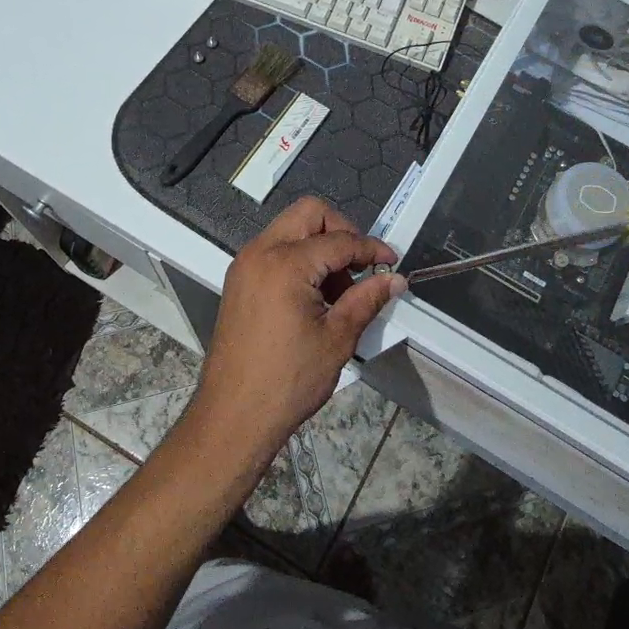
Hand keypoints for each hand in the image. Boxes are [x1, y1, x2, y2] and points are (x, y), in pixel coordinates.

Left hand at [190, 198, 405, 458]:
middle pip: (309, 213)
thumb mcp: (337, 339)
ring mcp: (245, 265)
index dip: (371, 249)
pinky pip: (274, 250)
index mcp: (286, 263)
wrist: (234, 415)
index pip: (339, 240)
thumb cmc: (289, 379)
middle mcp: (260, 252)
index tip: (393, 263)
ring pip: (290, 229)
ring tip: (340, 291)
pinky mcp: (239, 281)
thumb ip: (366, 299)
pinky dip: (299, 258)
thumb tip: (395, 279)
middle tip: (361, 266)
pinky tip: (316, 296)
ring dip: (320, 245)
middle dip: (342, 231)